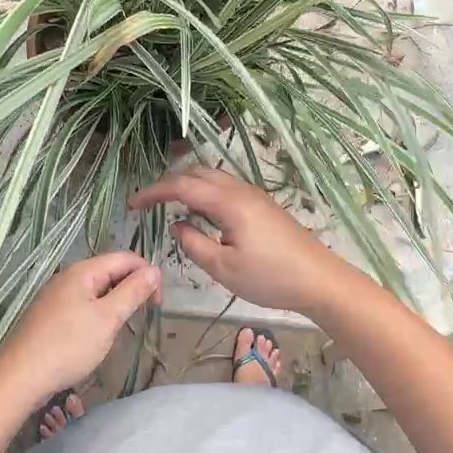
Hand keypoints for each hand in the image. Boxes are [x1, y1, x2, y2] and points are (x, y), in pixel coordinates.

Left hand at [0, 252, 160, 401]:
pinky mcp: (49, 314)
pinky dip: (98, 313)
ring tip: (122, 326)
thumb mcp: (108, 318)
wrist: (20, 377)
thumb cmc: (68, 345)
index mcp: (83, 271)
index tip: (158, 304)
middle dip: (132, 288)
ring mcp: (55, 295)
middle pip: (110, 271)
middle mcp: (67, 277)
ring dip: (115, 302)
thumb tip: (154, 271)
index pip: (125, 259)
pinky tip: (97, 335)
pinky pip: (82, 304)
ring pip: (96, 289)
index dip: (147, 275)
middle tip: (143, 315)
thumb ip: (132, 292)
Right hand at [129, 166, 364, 315]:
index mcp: (228, 202)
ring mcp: (255, 195)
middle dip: (170, 183)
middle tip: (151, 205)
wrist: (319, 279)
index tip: (133, 204)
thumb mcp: (223, 268)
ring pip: (214, 177)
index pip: (182, 186)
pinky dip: (206, 192)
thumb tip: (176, 226)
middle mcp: (241, 190)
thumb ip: (193, 244)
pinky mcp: (263, 204)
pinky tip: (203, 215)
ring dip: (190, 186)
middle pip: (198, 173)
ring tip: (172, 207)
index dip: (154, 192)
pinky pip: (227, 187)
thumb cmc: (270, 277)